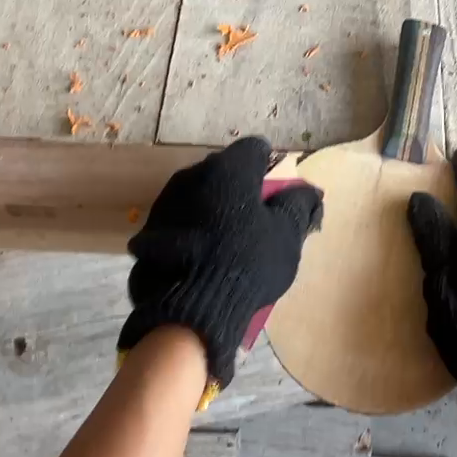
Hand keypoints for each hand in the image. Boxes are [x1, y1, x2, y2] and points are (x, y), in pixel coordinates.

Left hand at [118, 137, 323, 392]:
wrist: (187, 306)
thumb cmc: (246, 261)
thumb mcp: (286, 235)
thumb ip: (298, 205)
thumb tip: (308, 189)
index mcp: (231, 168)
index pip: (255, 150)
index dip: (267, 168)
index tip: (273, 193)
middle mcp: (194, 174)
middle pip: (224, 171)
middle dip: (238, 188)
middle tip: (251, 219)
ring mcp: (166, 201)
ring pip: (197, 195)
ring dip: (211, 210)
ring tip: (222, 242)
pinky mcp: (148, 230)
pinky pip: (178, 221)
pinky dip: (190, 231)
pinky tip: (198, 258)